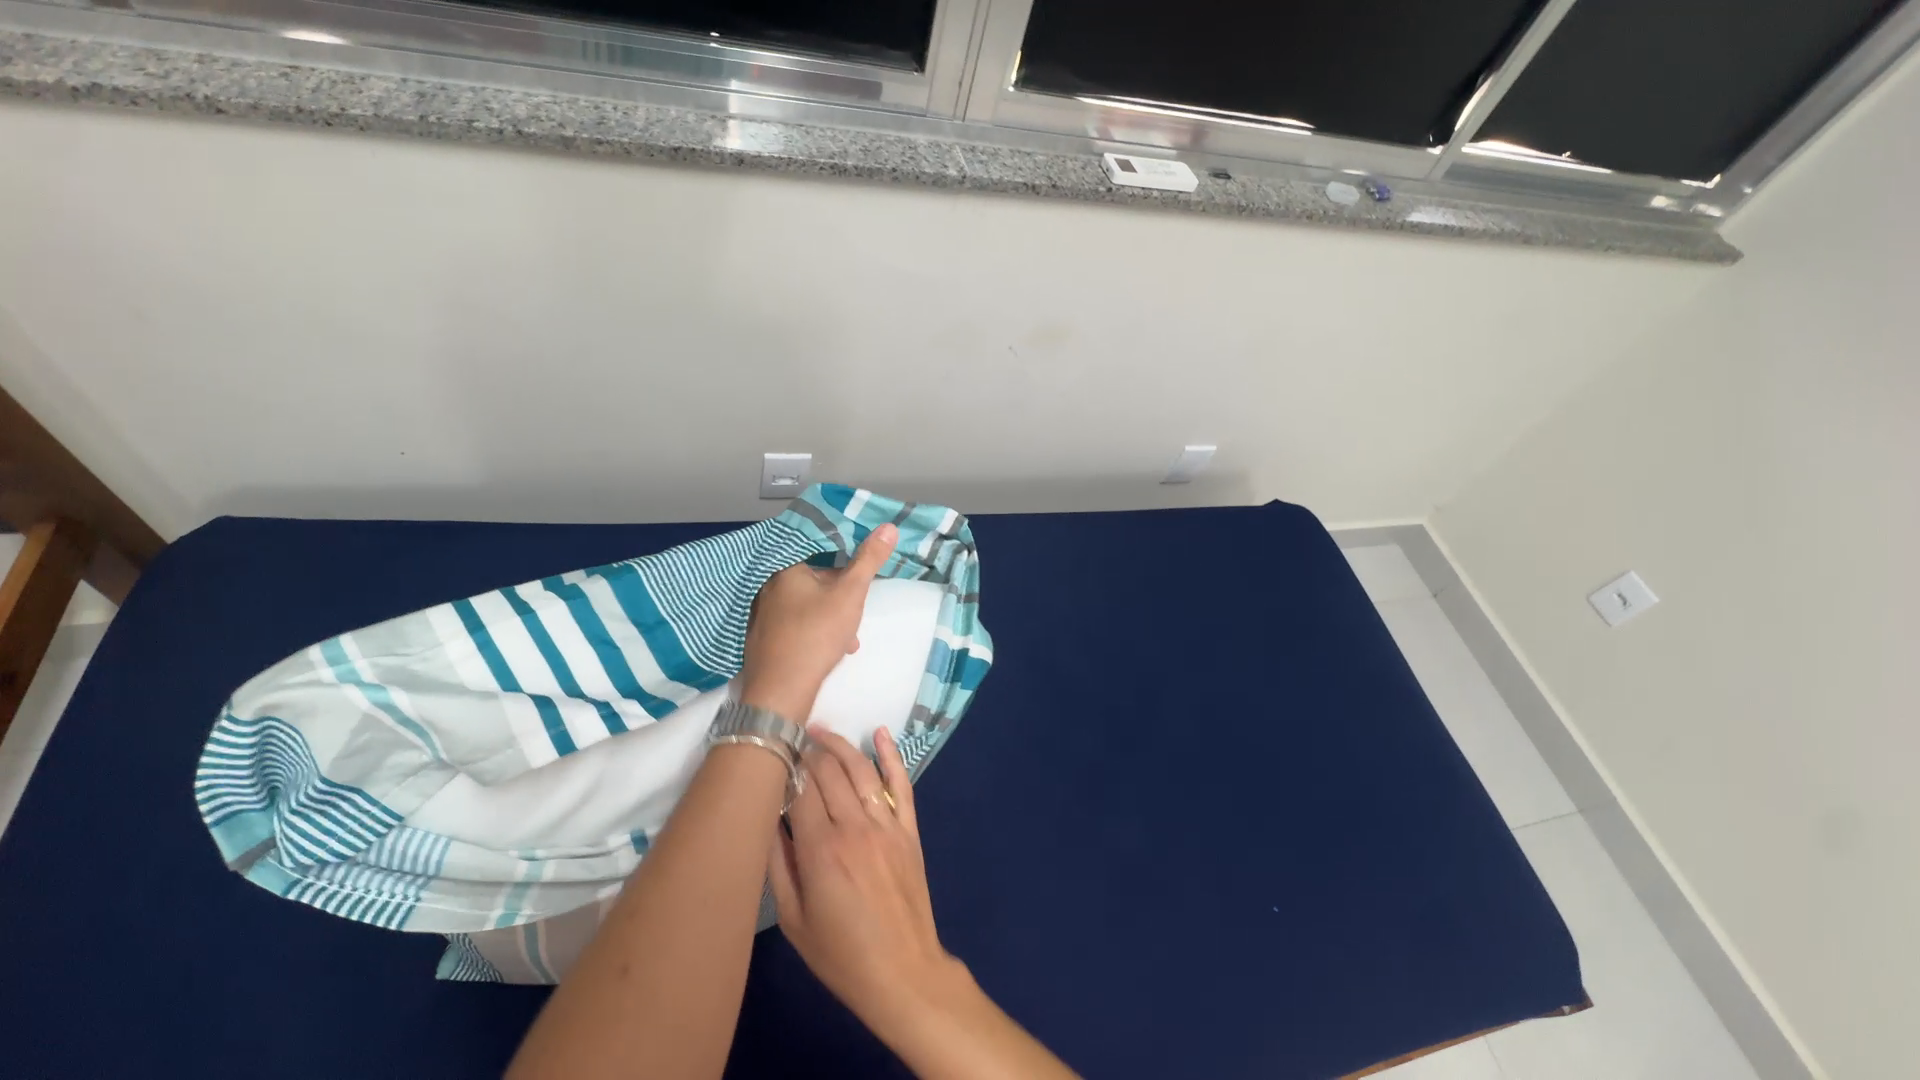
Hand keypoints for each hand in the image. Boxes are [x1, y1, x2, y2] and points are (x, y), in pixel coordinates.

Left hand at [740, 524, 897, 721]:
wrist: (781, 688)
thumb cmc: (817, 633)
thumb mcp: (850, 593)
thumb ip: (869, 560)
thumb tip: (889, 527)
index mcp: (786, 570)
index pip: (820, 557)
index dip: (844, 569)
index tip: (858, 583)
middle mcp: (768, 587)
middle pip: (814, 584)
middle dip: (840, 600)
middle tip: (855, 616)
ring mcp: (761, 615)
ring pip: (806, 608)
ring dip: (830, 620)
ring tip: (847, 640)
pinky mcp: (762, 639)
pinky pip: (794, 627)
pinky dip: (813, 634)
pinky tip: (829, 652)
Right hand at [769, 728, 969, 1031]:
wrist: (902, 973)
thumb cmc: (840, 954)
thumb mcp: (793, 919)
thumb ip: (777, 865)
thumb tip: (767, 820)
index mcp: (821, 850)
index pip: (798, 788)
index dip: (782, 767)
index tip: (769, 756)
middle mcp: (855, 827)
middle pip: (828, 771)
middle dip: (807, 750)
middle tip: (790, 739)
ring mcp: (887, 826)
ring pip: (861, 770)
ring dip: (839, 745)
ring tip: (820, 730)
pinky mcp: (909, 831)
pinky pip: (901, 784)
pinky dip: (891, 756)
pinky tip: (880, 734)